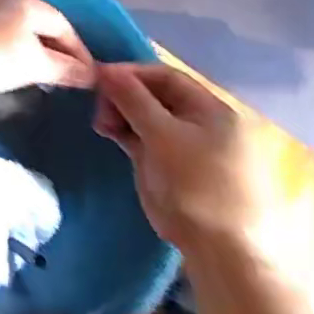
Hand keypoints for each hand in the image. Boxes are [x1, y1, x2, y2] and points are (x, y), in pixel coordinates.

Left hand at [0, 0, 95, 94]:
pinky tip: (11, 65)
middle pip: (43, 24)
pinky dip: (13, 48)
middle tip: (67, 78)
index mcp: (28, 1)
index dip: (80, 54)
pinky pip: (1, 31)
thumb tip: (91, 74)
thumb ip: (68, 69)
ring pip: (21, 29)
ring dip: (34, 50)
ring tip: (41, 75)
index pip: (65, 27)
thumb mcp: (37, 66)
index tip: (89, 78)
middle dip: (57, 51)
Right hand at [93, 63, 285, 251]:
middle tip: (99, 109)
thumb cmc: (197, 184)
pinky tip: (105, 132)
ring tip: (102, 126)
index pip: (165, 76)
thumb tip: (103, 67)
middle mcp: (198, 121)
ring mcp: (181, 141)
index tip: (97, 78)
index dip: (130, 72)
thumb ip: (132, 98)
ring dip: (116, 112)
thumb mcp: (163, 135)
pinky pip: (138, 132)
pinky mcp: (164, 159)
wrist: (216, 245)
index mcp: (212, 111)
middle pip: (151, 93)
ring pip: (141, 112)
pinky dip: (120, 128)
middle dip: (120, 95)